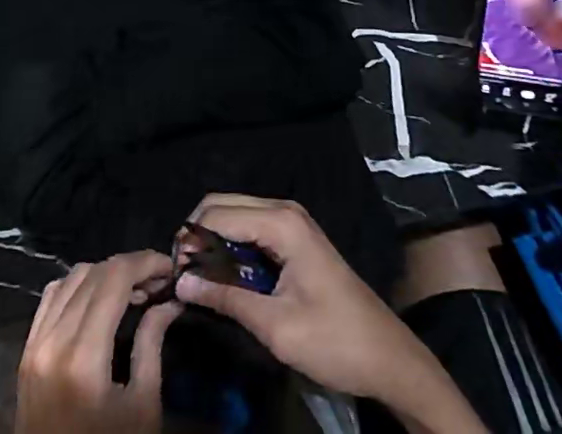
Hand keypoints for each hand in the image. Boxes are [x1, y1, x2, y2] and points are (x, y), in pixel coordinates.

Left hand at [17, 251, 181, 433]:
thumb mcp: (143, 406)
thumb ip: (153, 343)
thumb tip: (170, 301)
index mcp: (82, 356)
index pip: (115, 279)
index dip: (146, 263)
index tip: (172, 268)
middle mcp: (52, 340)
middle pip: (94, 273)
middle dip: (131, 266)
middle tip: (159, 282)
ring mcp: (33, 345)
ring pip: (71, 278)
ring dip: (105, 274)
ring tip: (133, 291)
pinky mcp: (26, 352)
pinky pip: (51, 297)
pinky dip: (78, 287)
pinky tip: (99, 302)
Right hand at [175, 195, 485, 433]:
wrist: (387, 356)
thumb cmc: (335, 341)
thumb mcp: (276, 327)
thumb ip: (226, 299)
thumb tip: (179, 282)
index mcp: (282, 223)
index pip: (217, 213)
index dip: (190, 241)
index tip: (174, 276)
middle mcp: (284, 210)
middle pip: (222, 205)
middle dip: (197, 236)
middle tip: (183, 278)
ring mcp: (291, 221)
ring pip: (234, 215)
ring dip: (212, 242)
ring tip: (199, 281)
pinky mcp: (293, 237)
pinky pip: (250, 228)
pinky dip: (230, 246)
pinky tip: (224, 278)